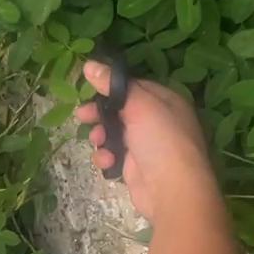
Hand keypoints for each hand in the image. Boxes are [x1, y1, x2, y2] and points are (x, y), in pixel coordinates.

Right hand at [73, 59, 215, 223]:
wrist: (171, 189)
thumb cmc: (160, 140)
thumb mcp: (138, 105)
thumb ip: (113, 85)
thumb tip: (89, 64)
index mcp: (165, 101)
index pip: (132, 88)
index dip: (109, 89)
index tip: (87, 91)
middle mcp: (157, 120)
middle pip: (120, 110)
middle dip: (100, 114)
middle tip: (82, 116)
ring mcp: (146, 145)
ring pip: (113, 133)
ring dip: (101, 137)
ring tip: (97, 142)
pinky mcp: (135, 166)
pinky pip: (114, 155)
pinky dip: (106, 157)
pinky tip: (107, 162)